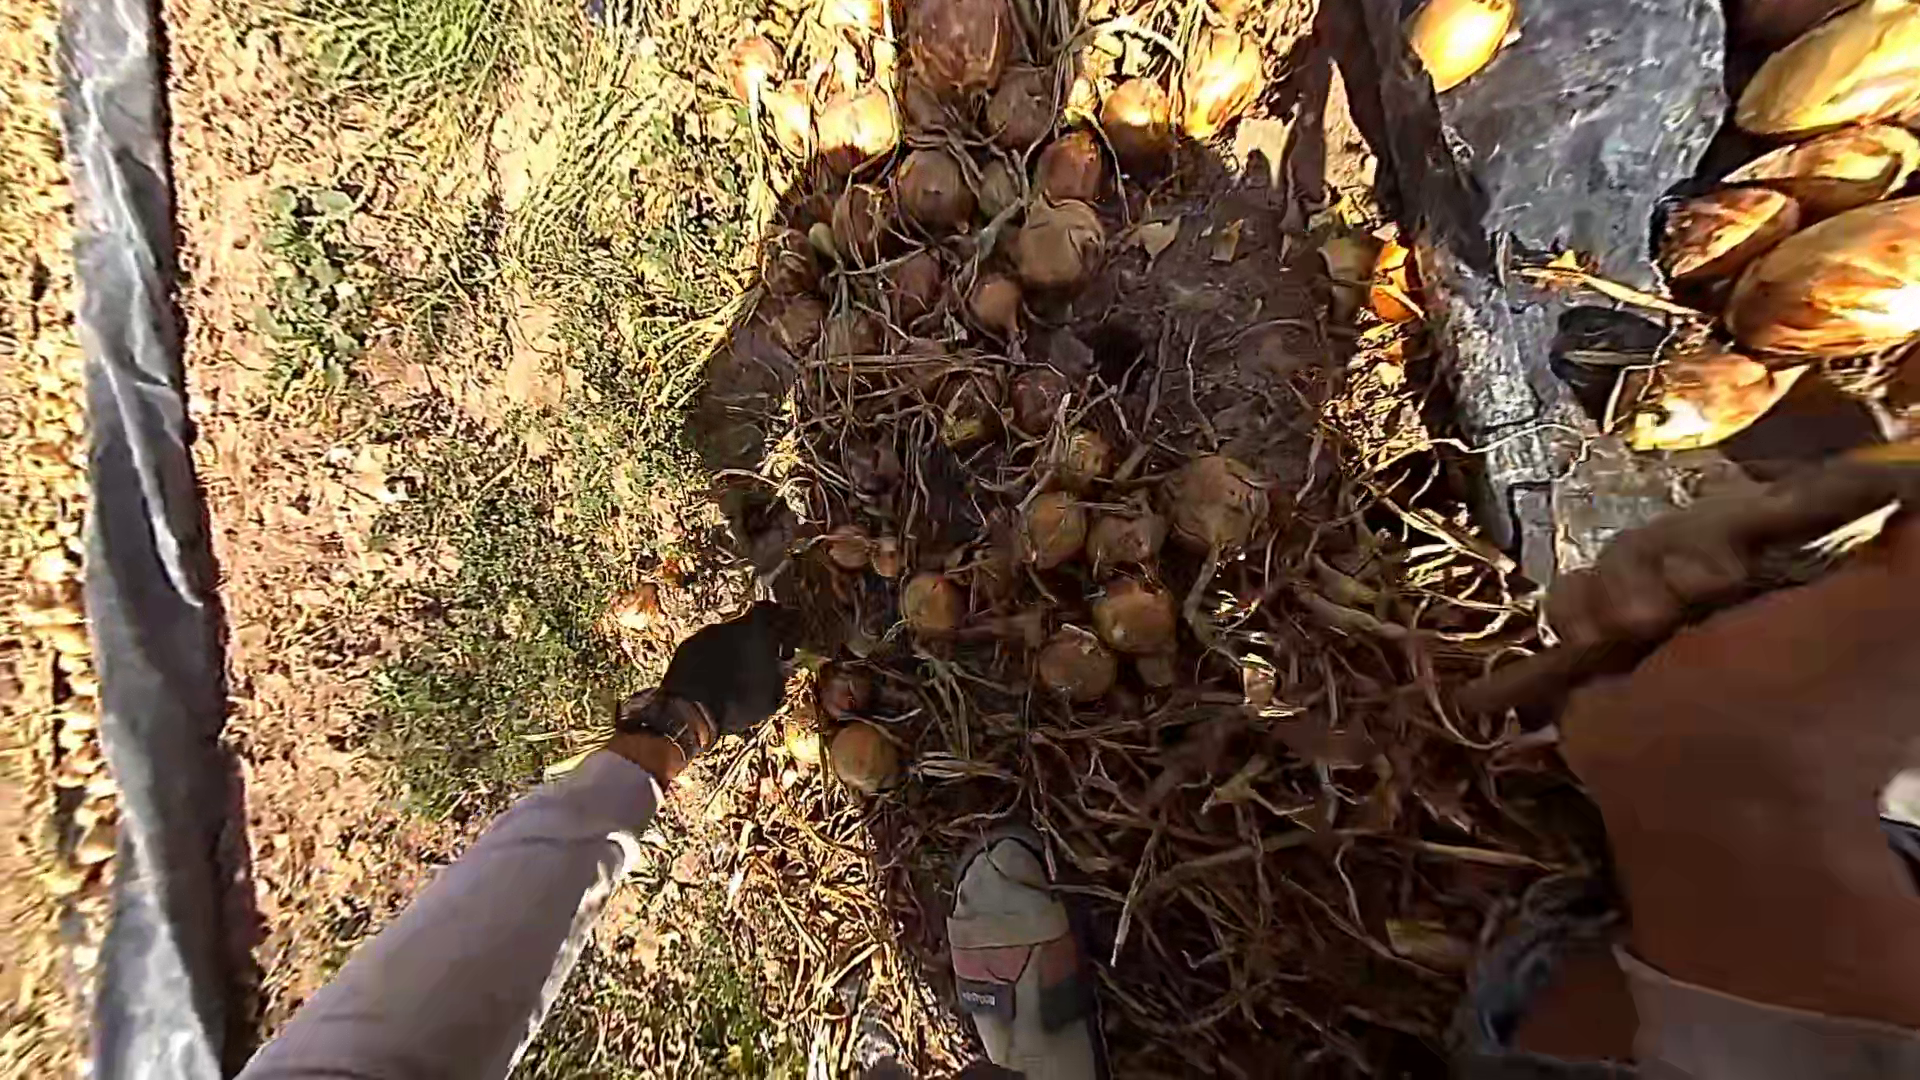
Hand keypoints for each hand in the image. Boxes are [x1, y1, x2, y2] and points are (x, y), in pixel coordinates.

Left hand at [659, 601, 796, 734]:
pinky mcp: (687, 646)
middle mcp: (732, 626)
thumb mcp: (771, 697)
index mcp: (758, 631)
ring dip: (735, 647)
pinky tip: (716, 675)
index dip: (785, 618)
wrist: (689, 713)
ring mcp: (707, 634)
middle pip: (751, 622)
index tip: (789, 629)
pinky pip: (708, 646)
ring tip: (738, 669)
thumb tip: (783, 669)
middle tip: (765, 653)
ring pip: (728, 635)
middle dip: (759, 635)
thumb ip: (780, 676)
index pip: (777, 612)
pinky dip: (714, 656)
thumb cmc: (736, 704)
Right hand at [1560, 518, 1919, 1026]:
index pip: (1773, 501)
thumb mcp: (1895, 611)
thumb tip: (1903, 470)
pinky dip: (1578, 614)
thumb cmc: (1792, 695)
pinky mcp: (1605, 629)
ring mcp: (1670, 610)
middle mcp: (1752, 587)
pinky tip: (1597, 646)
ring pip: (1620, 552)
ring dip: (1618, 595)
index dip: (1749, 519)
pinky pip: (1575, 587)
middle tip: (1684, 610)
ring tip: (1631, 638)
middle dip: (1672, 562)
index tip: (1740, 565)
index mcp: (1828, 576)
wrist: (1684, 771)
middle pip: (1686, 523)